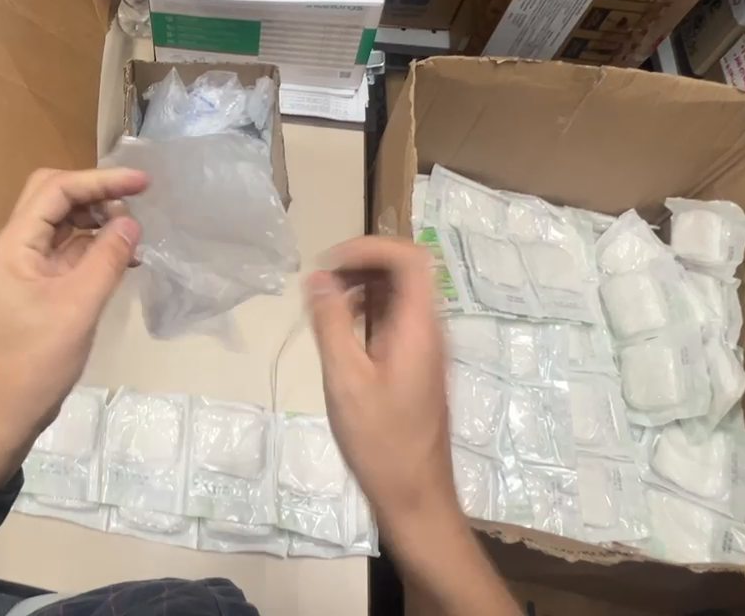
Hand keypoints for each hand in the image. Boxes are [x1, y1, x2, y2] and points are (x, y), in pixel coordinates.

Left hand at [0, 167, 148, 489]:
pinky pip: (69, 250)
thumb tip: (132, 223)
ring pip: (63, 222)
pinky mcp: (39, 285)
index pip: (58, 189)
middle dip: (96, 193)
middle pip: (55, 196)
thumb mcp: (78, 308)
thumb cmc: (35, 362)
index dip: (101, 180)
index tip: (143, 182)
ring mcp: (27, 266)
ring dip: (97, 220)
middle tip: (135, 204)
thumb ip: (107, 260)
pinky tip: (123, 257)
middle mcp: (18, 245)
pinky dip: (95, 246)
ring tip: (133, 234)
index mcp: (16, 243)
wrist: (3, 415)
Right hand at [306, 237, 459, 534]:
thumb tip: (315, 277)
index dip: (369, 247)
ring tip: (323, 303)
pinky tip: (339, 330)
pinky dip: (364, 309)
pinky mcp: (414, 361)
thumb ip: (330, 322)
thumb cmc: (379, 440)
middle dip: (359, 263)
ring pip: (397, 292)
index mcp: (418, 326)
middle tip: (320, 282)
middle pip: (403, 269)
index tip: (329, 263)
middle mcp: (428, 328)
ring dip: (360, 285)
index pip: (409, 257)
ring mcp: (424, 345)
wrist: (415, 497)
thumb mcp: (344, 378)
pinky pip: (392, 317)